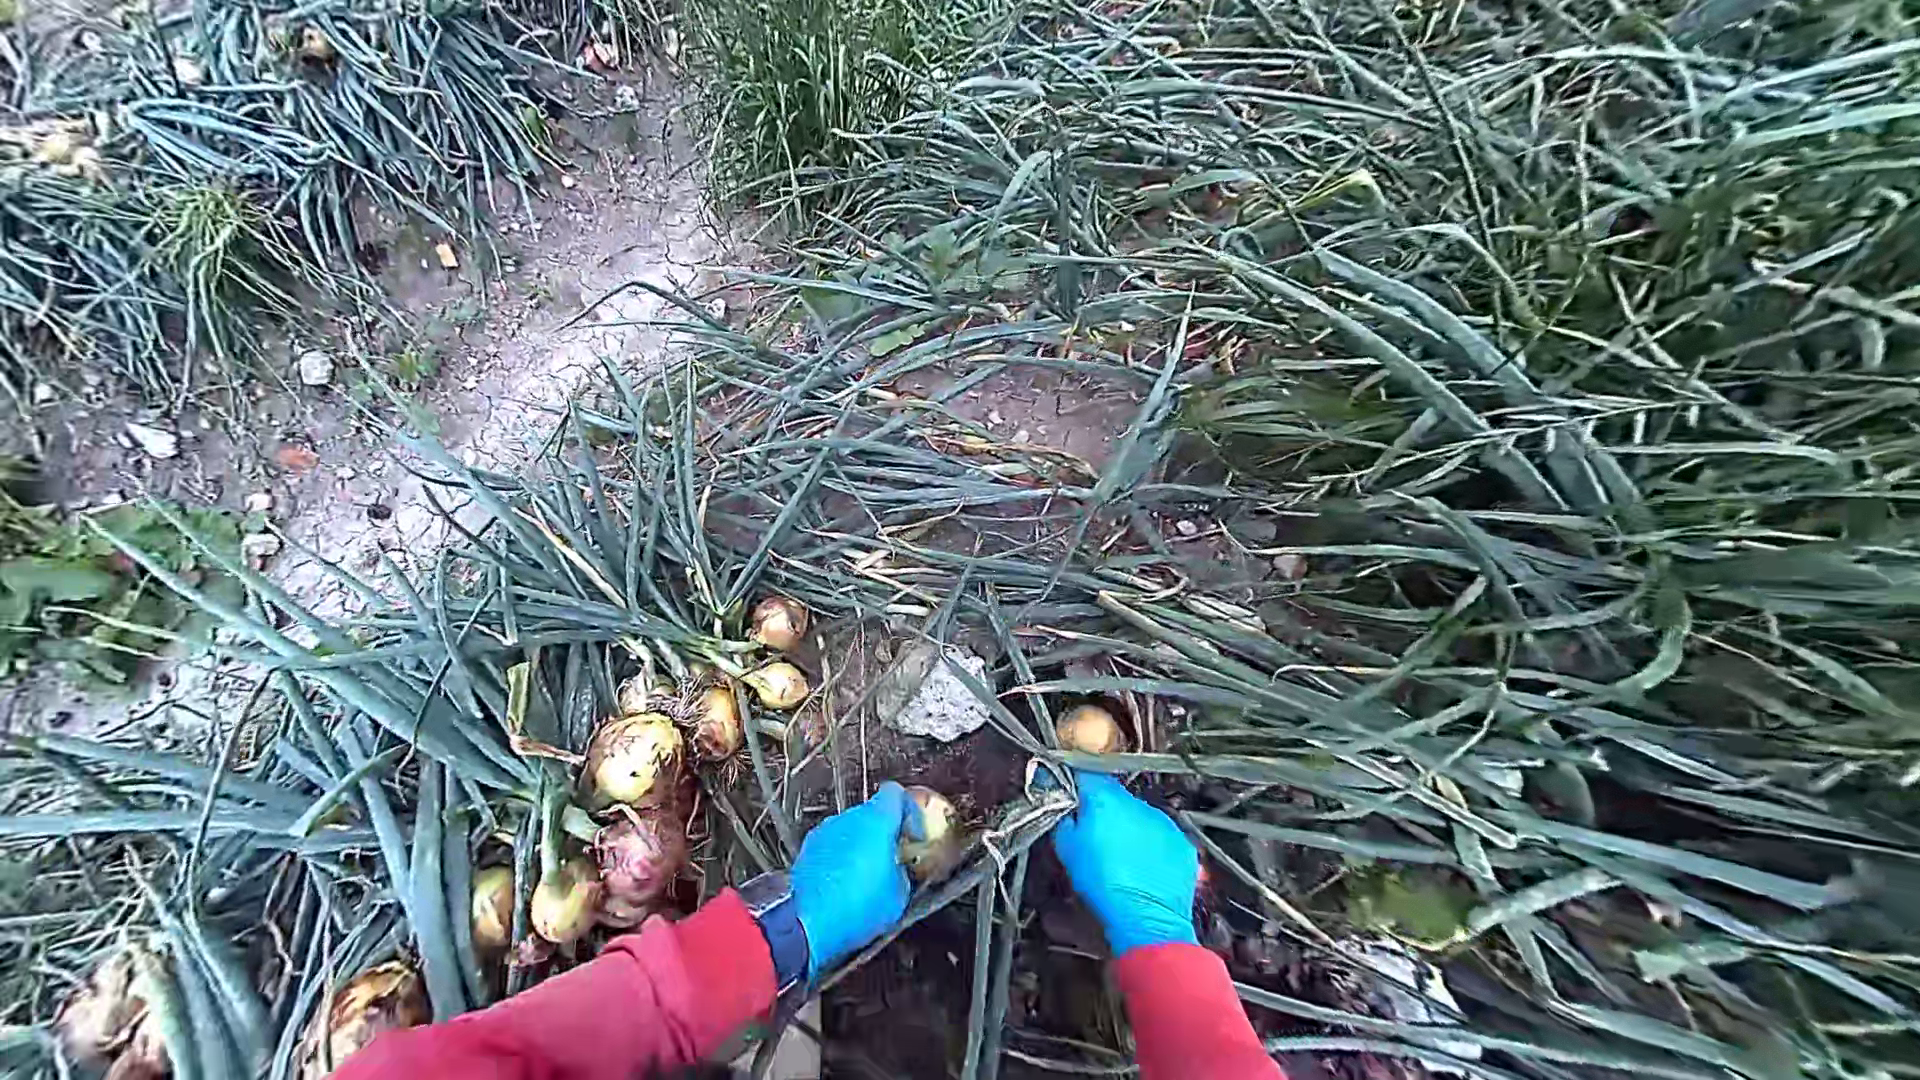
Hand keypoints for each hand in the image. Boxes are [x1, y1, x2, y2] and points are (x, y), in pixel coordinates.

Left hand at [791, 781, 922, 978]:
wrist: (806, 926)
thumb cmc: (853, 907)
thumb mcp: (898, 896)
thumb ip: (904, 874)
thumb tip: (901, 874)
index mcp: (877, 820)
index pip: (896, 794)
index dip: (908, 811)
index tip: (912, 833)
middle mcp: (850, 818)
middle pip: (874, 813)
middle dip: (884, 834)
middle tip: (893, 860)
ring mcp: (826, 831)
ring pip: (852, 830)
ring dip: (862, 847)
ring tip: (867, 879)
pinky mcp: (809, 850)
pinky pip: (832, 846)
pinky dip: (841, 860)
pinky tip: (845, 887)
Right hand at [1051, 771, 1198, 955]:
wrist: (1147, 923)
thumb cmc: (1105, 888)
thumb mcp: (1067, 850)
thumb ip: (1063, 817)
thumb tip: (1061, 801)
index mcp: (1105, 799)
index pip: (1086, 773)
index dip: (1077, 784)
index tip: (1073, 795)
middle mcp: (1136, 803)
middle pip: (1113, 795)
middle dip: (1103, 811)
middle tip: (1094, 838)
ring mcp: (1162, 821)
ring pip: (1138, 814)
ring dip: (1128, 828)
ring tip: (1120, 857)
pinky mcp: (1181, 842)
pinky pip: (1161, 834)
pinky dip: (1151, 845)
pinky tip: (1142, 866)